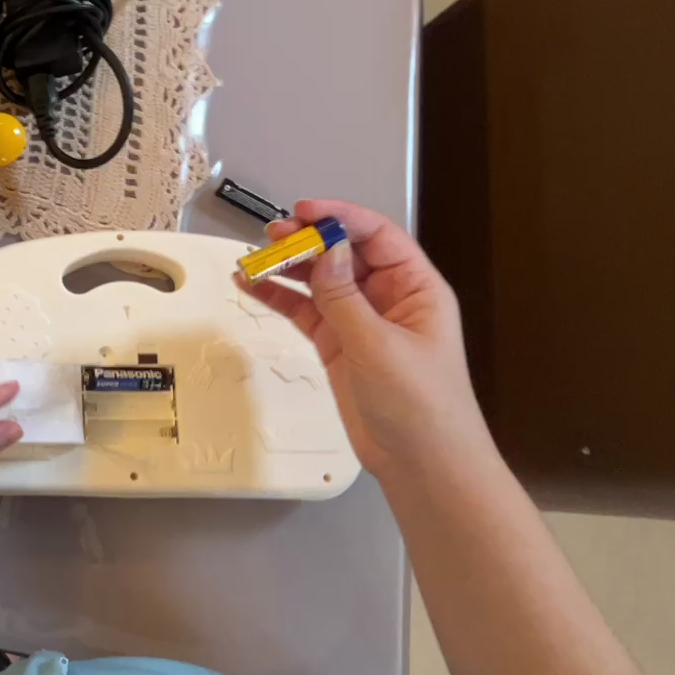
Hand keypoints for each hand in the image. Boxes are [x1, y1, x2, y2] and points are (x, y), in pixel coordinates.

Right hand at [234, 198, 494, 480]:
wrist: (421, 461)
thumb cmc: (420, 403)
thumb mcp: (379, 345)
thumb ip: (345, 297)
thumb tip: (323, 251)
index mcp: (415, 288)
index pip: (377, 238)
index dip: (341, 219)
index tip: (303, 212)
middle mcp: (386, 297)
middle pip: (342, 254)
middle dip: (307, 240)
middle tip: (271, 235)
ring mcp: (358, 320)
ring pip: (318, 280)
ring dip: (287, 267)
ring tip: (253, 258)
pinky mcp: (336, 343)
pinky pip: (303, 310)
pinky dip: (278, 297)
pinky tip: (252, 285)